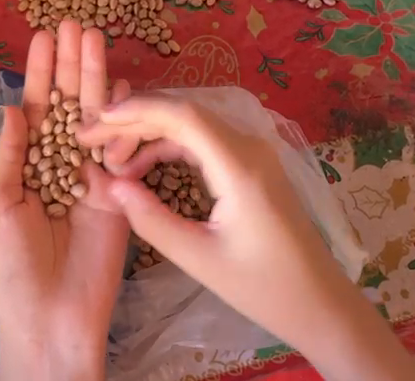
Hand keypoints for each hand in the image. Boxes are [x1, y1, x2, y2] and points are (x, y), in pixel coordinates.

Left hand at [0, 21, 129, 380]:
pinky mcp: (119, 190)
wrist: (53, 319)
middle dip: (71, 63)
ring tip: (95, 37)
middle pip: (68, 102)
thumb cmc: (15, 265)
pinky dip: (124, 115)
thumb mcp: (0, 206)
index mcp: (30, 164)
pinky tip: (124, 83)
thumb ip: (11, 155)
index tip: (43, 35)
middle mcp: (62, 161)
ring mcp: (93, 173)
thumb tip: (13, 107)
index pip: (36, 108)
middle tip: (75, 22)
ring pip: (95, 116)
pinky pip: (122, 147)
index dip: (40, 72)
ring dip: (95, 76)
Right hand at [78, 96, 414, 380]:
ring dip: (149, 132)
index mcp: (239, 165)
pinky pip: (202, 139)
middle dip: (134, 120)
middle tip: (92, 140)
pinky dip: (169, 145)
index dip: (136, 110)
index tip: (96, 121)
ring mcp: (251, 150)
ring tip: (112, 158)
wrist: (322, 304)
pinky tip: (142, 166)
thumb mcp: (201, 259)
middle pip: (183, 112)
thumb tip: (109, 187)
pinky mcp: (249, 161)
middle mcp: (248, 145)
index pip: (182, 114)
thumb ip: (152, 221)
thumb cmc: (265, 288)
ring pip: (190, 122)